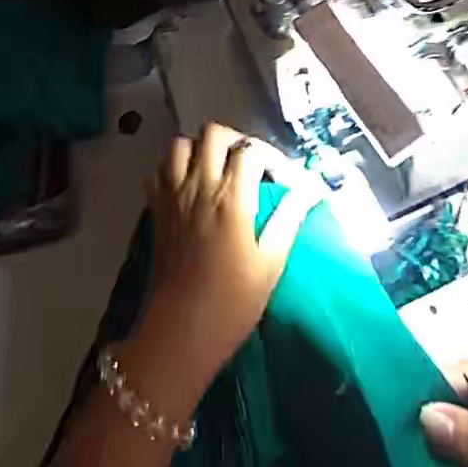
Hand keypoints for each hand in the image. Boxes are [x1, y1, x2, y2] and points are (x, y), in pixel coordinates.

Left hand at [138, 123, 323, 376]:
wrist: (180, 333)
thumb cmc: (232, 301)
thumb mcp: (271, 262)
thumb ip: (289, 217)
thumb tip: (311, 189)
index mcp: (231, 197)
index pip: (252, 151)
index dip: (272, 157)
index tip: (283, 179)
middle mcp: (199, 186)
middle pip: (213, 133)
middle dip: (236, 141)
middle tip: (251, 164)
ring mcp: (172, 196)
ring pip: (181, 144)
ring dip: (201, 148)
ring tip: (218, 169)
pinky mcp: (156, 210)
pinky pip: (159, 170)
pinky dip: (174, 167)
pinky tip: (190, 185)